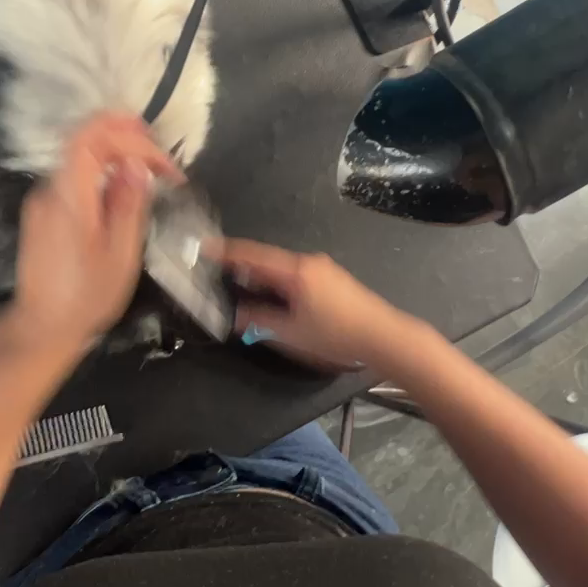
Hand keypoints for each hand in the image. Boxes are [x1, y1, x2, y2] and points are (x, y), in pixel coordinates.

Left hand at [3, 114, 181, 350]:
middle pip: (84, 140)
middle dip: (125, 137)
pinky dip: (105, 174)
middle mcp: (50, 190)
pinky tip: (126, 194)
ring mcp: (43, 201)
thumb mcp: (120, 255)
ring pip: (81, 159)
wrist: (41, 327)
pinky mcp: (45, 214)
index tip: (164, 166)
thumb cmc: (86, 297)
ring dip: (118, 156)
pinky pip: (77, 179)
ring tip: (152, 176)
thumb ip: (129, 205)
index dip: (130, 138)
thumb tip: (137, 166)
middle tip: (161, 155)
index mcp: (69, 197)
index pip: (92, 138)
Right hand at [211, 239, 420, 369]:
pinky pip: (296, 277)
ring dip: (262, 280)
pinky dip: (279, 285)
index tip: (203, 248)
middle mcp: (310, 262)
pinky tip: (274, 300)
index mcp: (296, 270)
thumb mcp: (289, 333)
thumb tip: (235, 315)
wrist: (384, 338)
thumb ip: (258, 322)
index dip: (226, 252)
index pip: (253, 255)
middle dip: (242, 269)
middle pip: (267, 261)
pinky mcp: (333, 282)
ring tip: (242, 292)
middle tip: (217, 277)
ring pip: (283, 270)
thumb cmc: (335, 335)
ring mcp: (324, 270)